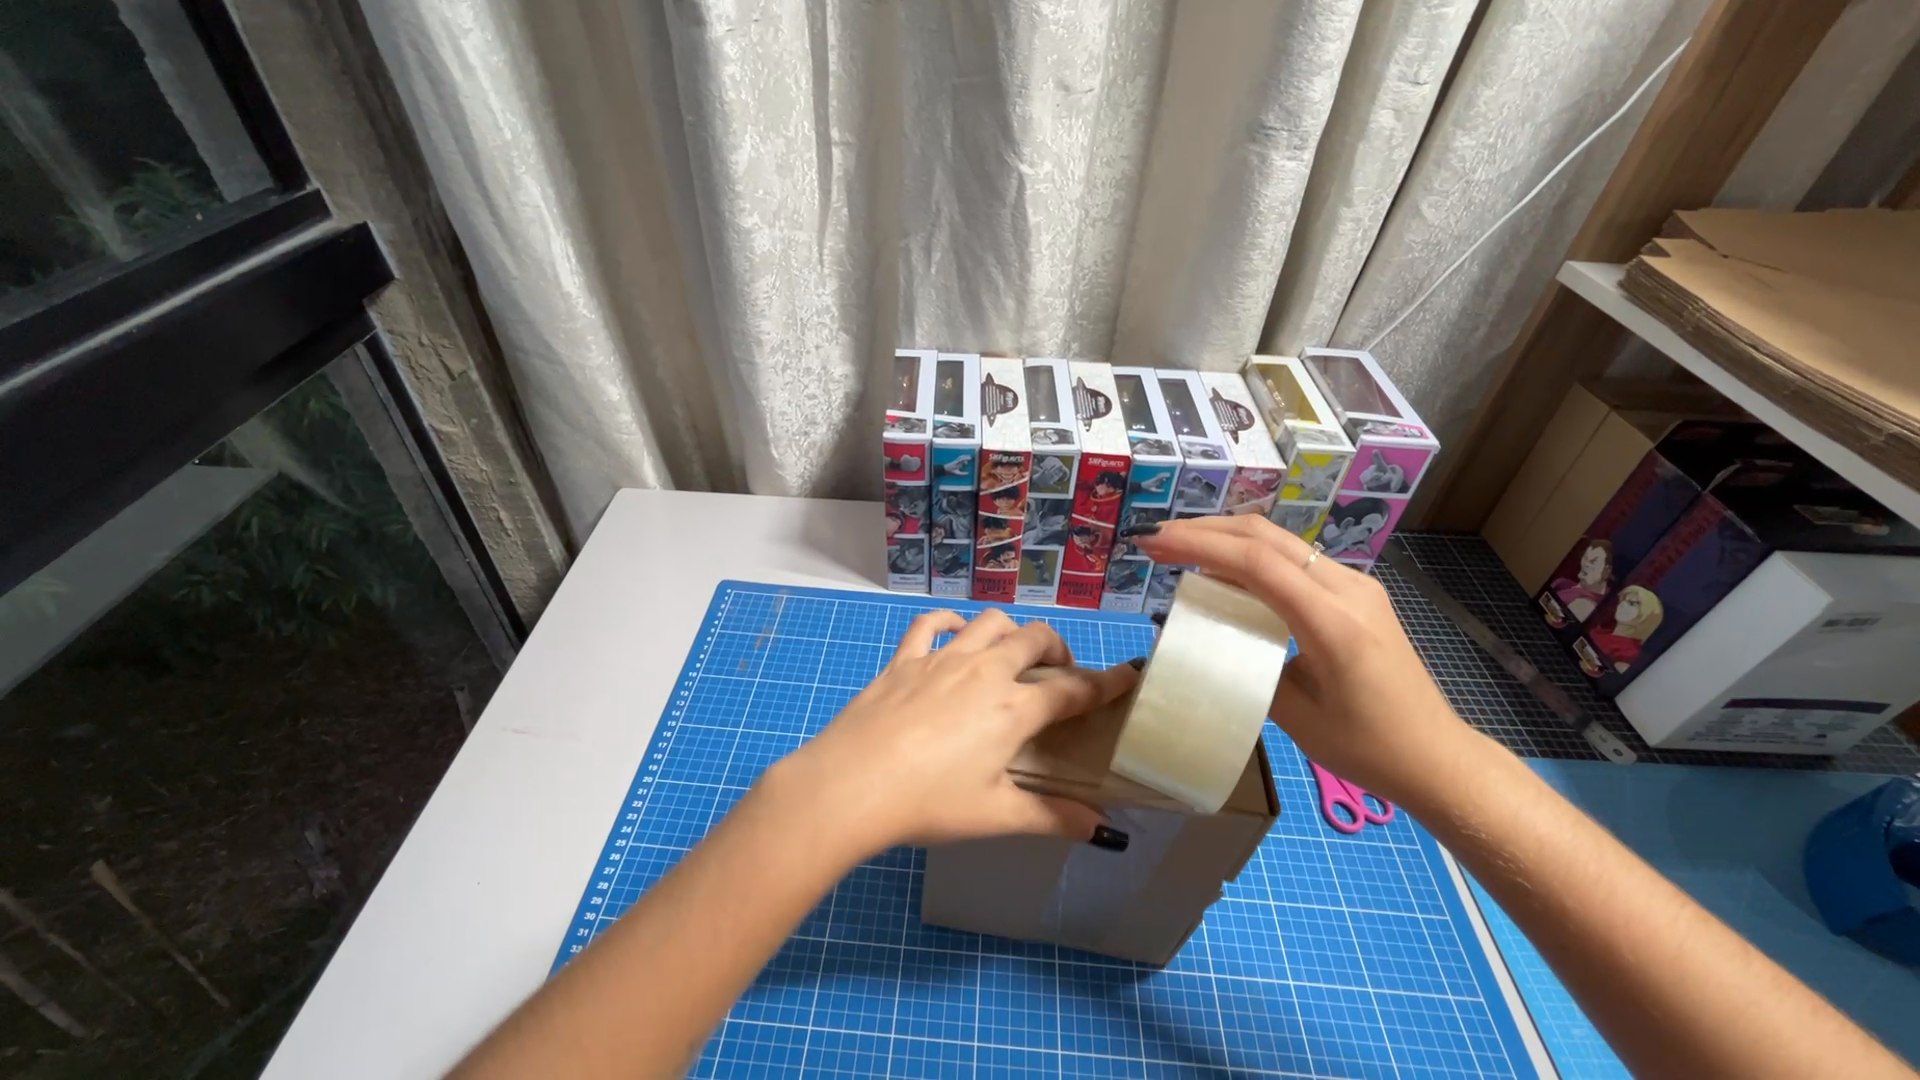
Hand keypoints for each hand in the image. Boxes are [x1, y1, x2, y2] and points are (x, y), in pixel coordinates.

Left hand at [760, 609, 1137, 855]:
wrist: (851, 785)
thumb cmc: (929, 803)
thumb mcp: (995, 816)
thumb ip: (1052, 818)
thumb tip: (1100, 830)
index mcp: (1013, 709)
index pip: (1075, 690)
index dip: (1108, 682)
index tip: (1130, 673)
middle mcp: (984, 672)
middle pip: (1036, 640)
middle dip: (1058, 649)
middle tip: (1060, 672)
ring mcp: (942, 659)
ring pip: (989, 623)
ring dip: (1011, 631)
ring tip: (1013, 653)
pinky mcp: (904, 660)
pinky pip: (931, 625)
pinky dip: (949, 623)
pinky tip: (954, 634)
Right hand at [1126, 515, 1477, 806]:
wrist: (1438, 758)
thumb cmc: (1369, 749)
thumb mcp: (1297, 719)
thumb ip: (1251, 670)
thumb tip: (1209, 640)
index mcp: (1333, 623)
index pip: (1256, 562)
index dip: (1198, 545)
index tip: (1152, 544)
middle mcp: (1348, 590)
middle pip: (1265, 536)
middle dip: (1204, 530)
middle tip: (1154, 540)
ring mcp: (1356, 586)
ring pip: (1280, 542)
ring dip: (1225, 537)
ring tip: (1177, 549)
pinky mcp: (1355, 594)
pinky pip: (1294, 561)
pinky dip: (1250, 556)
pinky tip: (1223, 571)